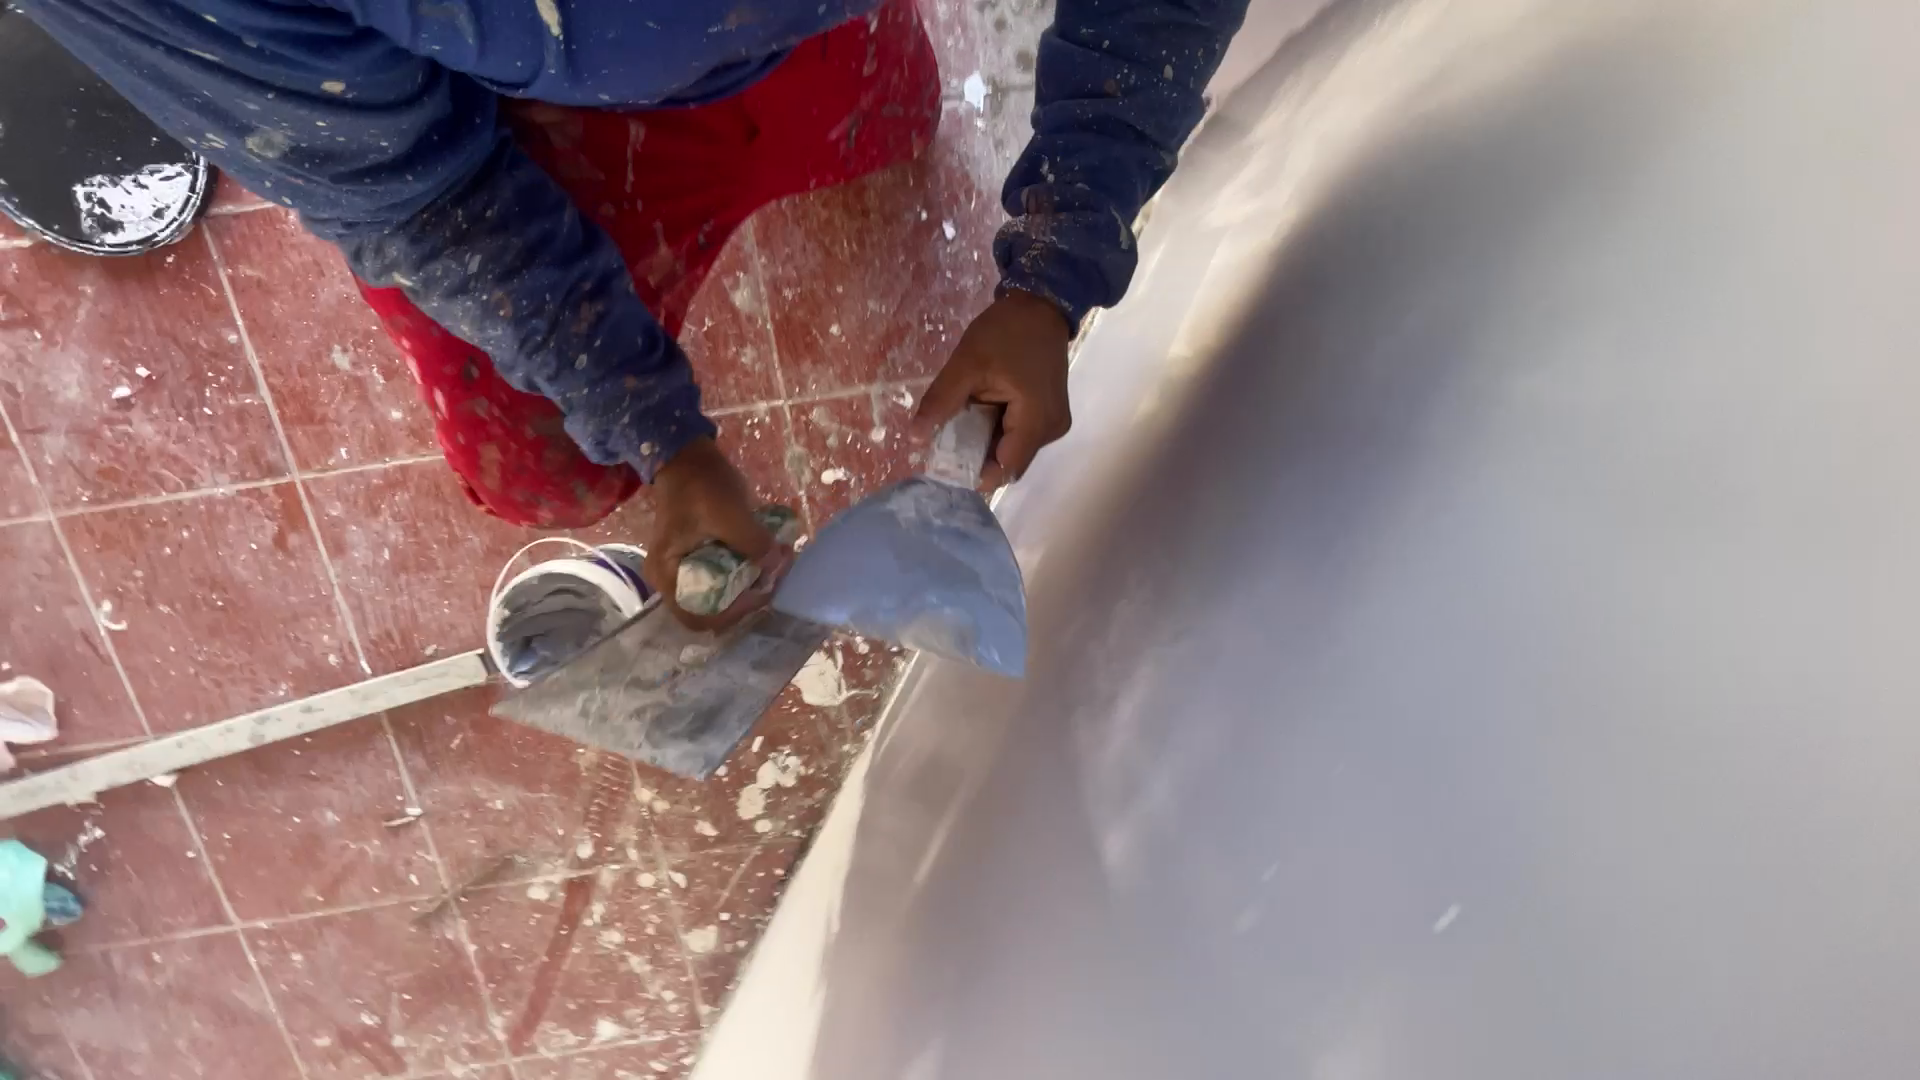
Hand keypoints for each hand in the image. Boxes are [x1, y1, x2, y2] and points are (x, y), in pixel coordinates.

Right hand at [644, 437, 774, 630]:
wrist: (688, 455)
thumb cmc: (702, 486)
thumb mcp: (730, 516)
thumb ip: (754, 544)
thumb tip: (776, 565)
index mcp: (668, 576)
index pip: (698, 618)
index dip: (733, 613)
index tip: (760, 591)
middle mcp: (673, 578)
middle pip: (714, 607)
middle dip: (749, 595)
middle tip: (776, 575)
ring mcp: (687, 566)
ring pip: (724, 590)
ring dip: (752, 581)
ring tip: (778, 562)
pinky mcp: (701, 554)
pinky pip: (727, 572)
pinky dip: (748, 566)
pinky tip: (769, 553)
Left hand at [916, 289, 1071, 486]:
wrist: (1041, 305)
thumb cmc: (1006, 331)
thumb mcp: (967, 363)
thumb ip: (941, 402)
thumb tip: (915, 437)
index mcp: (1036, 421)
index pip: (1004, 469)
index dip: (974, 472)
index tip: (946, 464)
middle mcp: (1050, 431)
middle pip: (1008, 462)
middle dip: (977, 458)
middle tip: (946, 441)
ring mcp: (1052, 425)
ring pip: (1012, 451)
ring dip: (986, 444)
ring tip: (961, 425)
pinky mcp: (1048, 416)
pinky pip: (1019, 437)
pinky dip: (997, 432)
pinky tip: (979, 417)